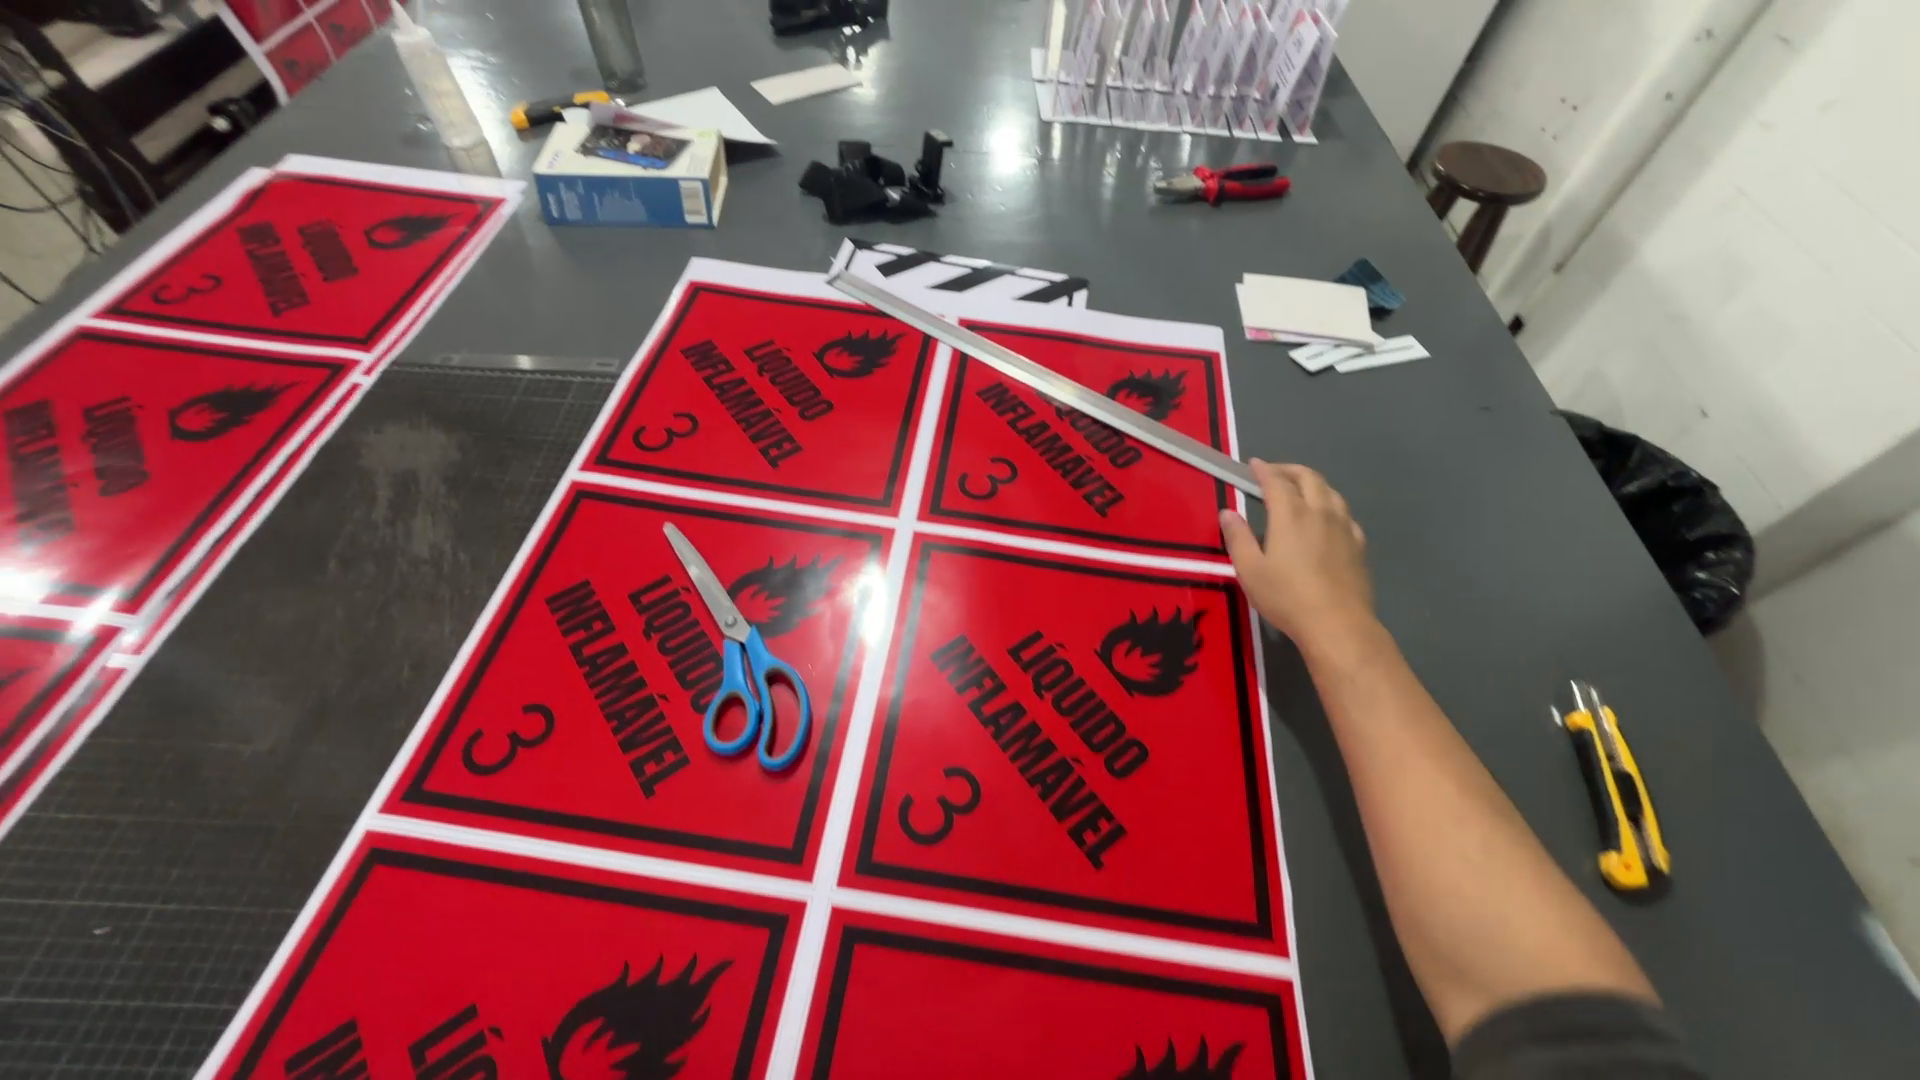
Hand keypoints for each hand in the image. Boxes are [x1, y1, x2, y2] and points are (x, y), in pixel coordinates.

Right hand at [1219, 460, 1377, 658]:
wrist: (1337, 623)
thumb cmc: (1286, 597)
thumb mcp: (1250, 570)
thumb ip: (1238, 537)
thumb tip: (1228, 512)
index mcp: (1291, 515)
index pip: (1276, 481)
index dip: (1263, 470)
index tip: (1252, 465)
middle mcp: (1320, 512)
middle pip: (1309, 478)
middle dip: (1290, 470)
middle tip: (1274, 473)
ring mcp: (1344, 527)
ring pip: (1331, 492)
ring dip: (1313, 484)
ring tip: (1300, 491)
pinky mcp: (1358, 545)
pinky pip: (1345, 514)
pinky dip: (1331, 506)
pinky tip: (1326, 520)